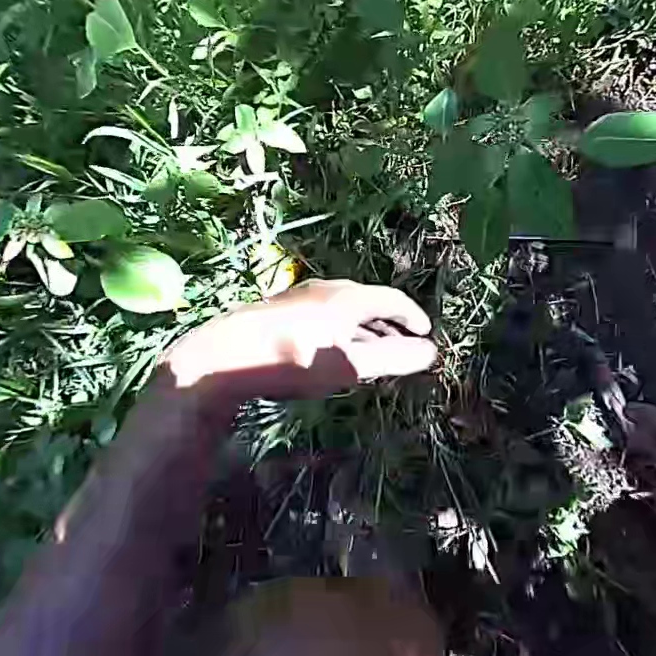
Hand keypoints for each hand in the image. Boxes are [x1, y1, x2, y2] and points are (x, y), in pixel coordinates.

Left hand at [160, 279, 437, 404]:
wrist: (224, 355)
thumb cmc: (292, 360)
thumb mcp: (347, 366)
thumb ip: (391, 359)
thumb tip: (430, 352)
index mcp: (348, 298)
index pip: (392, 299)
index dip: (412, 315)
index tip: (425, 332)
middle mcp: (328, 289)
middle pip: (369, 301)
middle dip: (390, 322)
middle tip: (404, 342)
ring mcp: (302, 297)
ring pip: (345, 309)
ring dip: (366, 328)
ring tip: (375, 349)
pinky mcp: (283, 309)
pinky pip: (326, 315)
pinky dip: (343, 330)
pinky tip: (335, 348)